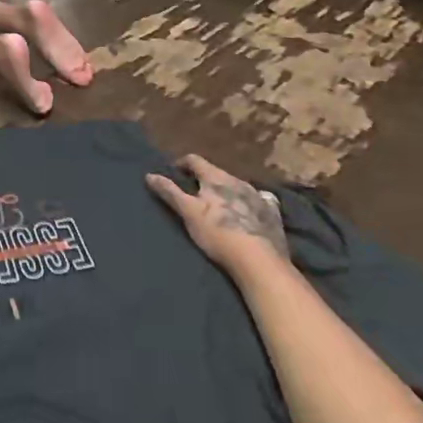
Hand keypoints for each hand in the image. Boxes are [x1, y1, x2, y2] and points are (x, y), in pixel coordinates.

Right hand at [146, 154, 288, 273]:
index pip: (195, 160)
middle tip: (194, 193)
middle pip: (216, 173)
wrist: (261, 263)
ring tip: (219, 205)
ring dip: (226, 191)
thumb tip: (149, 175)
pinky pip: (259, 200)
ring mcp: (259, 197)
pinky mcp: (273, 215)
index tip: (174, 173)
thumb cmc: (218, 233)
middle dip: (204, 179)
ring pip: (237, 186)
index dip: (181, 164)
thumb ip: (169, 191)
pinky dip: (249, 202)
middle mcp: (239, 181)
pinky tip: (248, 212)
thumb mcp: (188, 212)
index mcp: (216, 178)